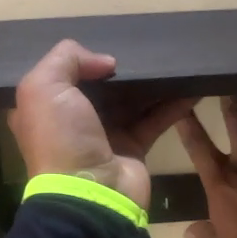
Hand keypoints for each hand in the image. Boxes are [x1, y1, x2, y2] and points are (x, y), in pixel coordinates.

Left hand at [9, 40, 196, 208]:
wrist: (90, 194)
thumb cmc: (61, 138)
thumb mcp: (44, 88)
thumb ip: (66, 58)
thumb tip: (106, 62)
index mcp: (44, 108)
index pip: (60, 76)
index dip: (79, 59)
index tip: (104, 43)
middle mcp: (71, 122)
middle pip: (99, 86)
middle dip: (120, 68)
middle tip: (145, 46)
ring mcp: (103, 136)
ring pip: (130, 101)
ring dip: (150, 82)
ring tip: (173, 59)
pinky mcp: (132, 148)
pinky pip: (155, 119)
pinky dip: (173, 103)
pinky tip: (192, 86)